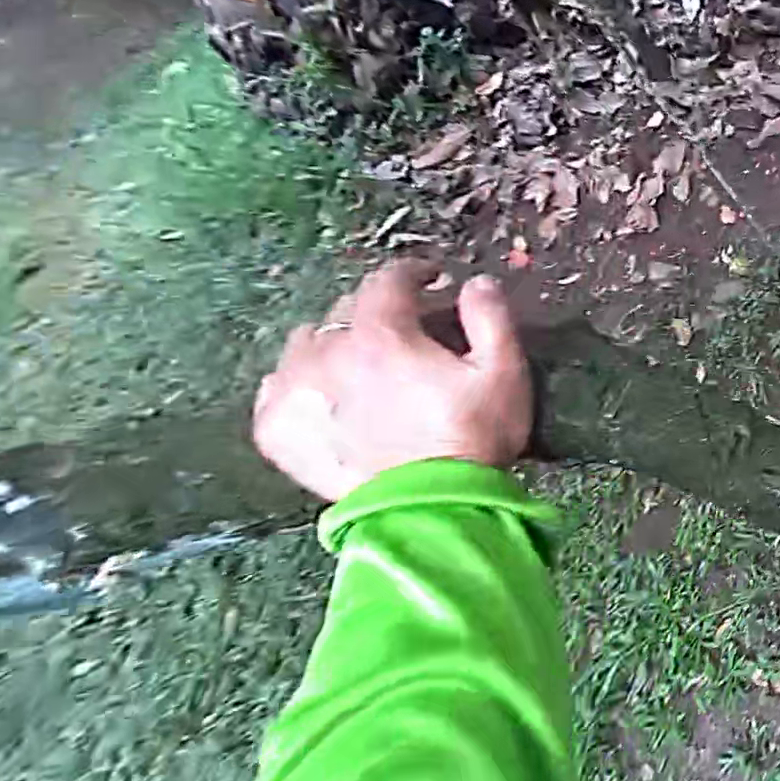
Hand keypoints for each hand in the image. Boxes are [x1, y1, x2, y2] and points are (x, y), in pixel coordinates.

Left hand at [252, 260, 531, 499]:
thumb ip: (490, 318)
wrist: (433, 508)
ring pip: (304, 344)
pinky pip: (276, 388)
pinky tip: (324, 393)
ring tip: (361, 359)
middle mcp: (326, 354)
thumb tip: (474, 281)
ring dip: (334, 341)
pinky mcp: (278, 432)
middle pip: (346, 310)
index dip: (413, 272)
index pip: (388, 281)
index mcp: (382, 335)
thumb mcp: (503, 373)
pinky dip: (299, 381)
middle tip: (409, 326)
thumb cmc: (474, 436)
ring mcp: (294, 393)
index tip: (432, 277)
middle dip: (380, 309)